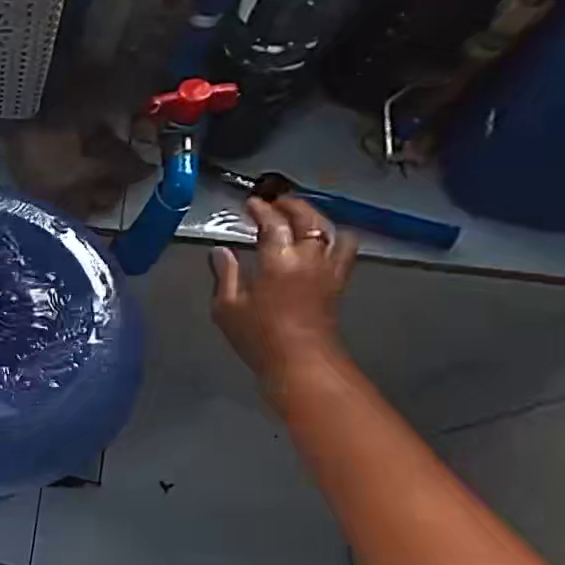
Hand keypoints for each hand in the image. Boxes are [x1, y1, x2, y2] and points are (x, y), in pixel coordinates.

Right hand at [210, 195, 357, 380]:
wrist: (301, 362)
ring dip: (316, 218)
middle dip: (292, 205)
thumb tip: (220, 251)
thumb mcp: (227, 307)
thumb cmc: (258, 336)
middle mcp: (309, 257)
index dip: (262, 209)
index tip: (251, 202)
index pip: (273, 223)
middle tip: (276, 201)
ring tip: (301, 217)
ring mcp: (329, 269)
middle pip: (308, 218)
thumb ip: (225, 275)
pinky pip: (343, 249)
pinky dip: (332, 237)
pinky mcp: (338, 282)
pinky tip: (319, 242)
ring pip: (331, 230)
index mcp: (279, 260)